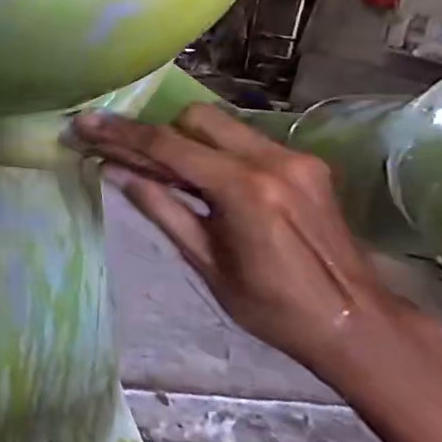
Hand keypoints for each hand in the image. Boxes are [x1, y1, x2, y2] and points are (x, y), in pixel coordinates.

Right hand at [72, 102, 399, 367]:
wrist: (355, 322)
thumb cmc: (274, 309)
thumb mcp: (208, 265)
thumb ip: (162, 210)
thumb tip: (115, 172)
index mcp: (245, 191)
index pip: (170, 148)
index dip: (122, 135)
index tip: (87, 124)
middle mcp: (272, 159)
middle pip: (196, 118)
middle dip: (159, 134)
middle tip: (130, 158)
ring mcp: (294, 156)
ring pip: (223, 124)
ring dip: (188, 140)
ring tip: (166, 172)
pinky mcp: (307, 161)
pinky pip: (248, 140)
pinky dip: (218, 151)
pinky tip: (209, 180)